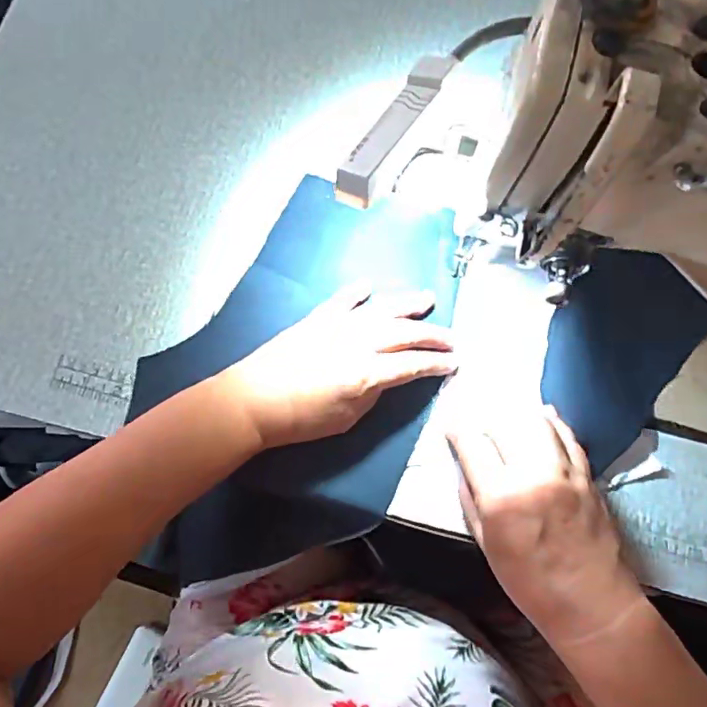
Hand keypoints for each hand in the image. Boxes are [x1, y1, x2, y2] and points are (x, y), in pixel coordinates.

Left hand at [211, 283, 455, 449]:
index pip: (412, 364)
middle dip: (432, 335)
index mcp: (366, 372)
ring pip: (379, 310)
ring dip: (405, 304)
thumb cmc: (299, 420)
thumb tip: (384, 378)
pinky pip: (340, 301)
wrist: (252, 401)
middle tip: (452, 338)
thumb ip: (372, 394)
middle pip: (404, 333)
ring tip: (427, 299)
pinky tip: (368, 286)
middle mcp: (356, 343)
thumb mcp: (346, 418)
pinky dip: (355, 292)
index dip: (437, 364)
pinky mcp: (314, 320)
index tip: (454, 364)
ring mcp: (335, 326)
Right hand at [447, 402, 646, 646]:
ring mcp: (566, 474)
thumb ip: (471, 498)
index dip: (456, 429)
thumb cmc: (528, 582)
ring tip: (505, 413)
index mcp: (501, 496)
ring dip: (517, 415)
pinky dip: (552, 424)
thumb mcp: (484, 542)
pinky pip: (568, 439)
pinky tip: (543, 417)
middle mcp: (534, 476)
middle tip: (476, 421)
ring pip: (538, 424)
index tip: (450, 426)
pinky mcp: (589, 478)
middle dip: (485, 418)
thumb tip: (465, 467)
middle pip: (505, 424)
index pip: (472, 443)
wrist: (591, 604)